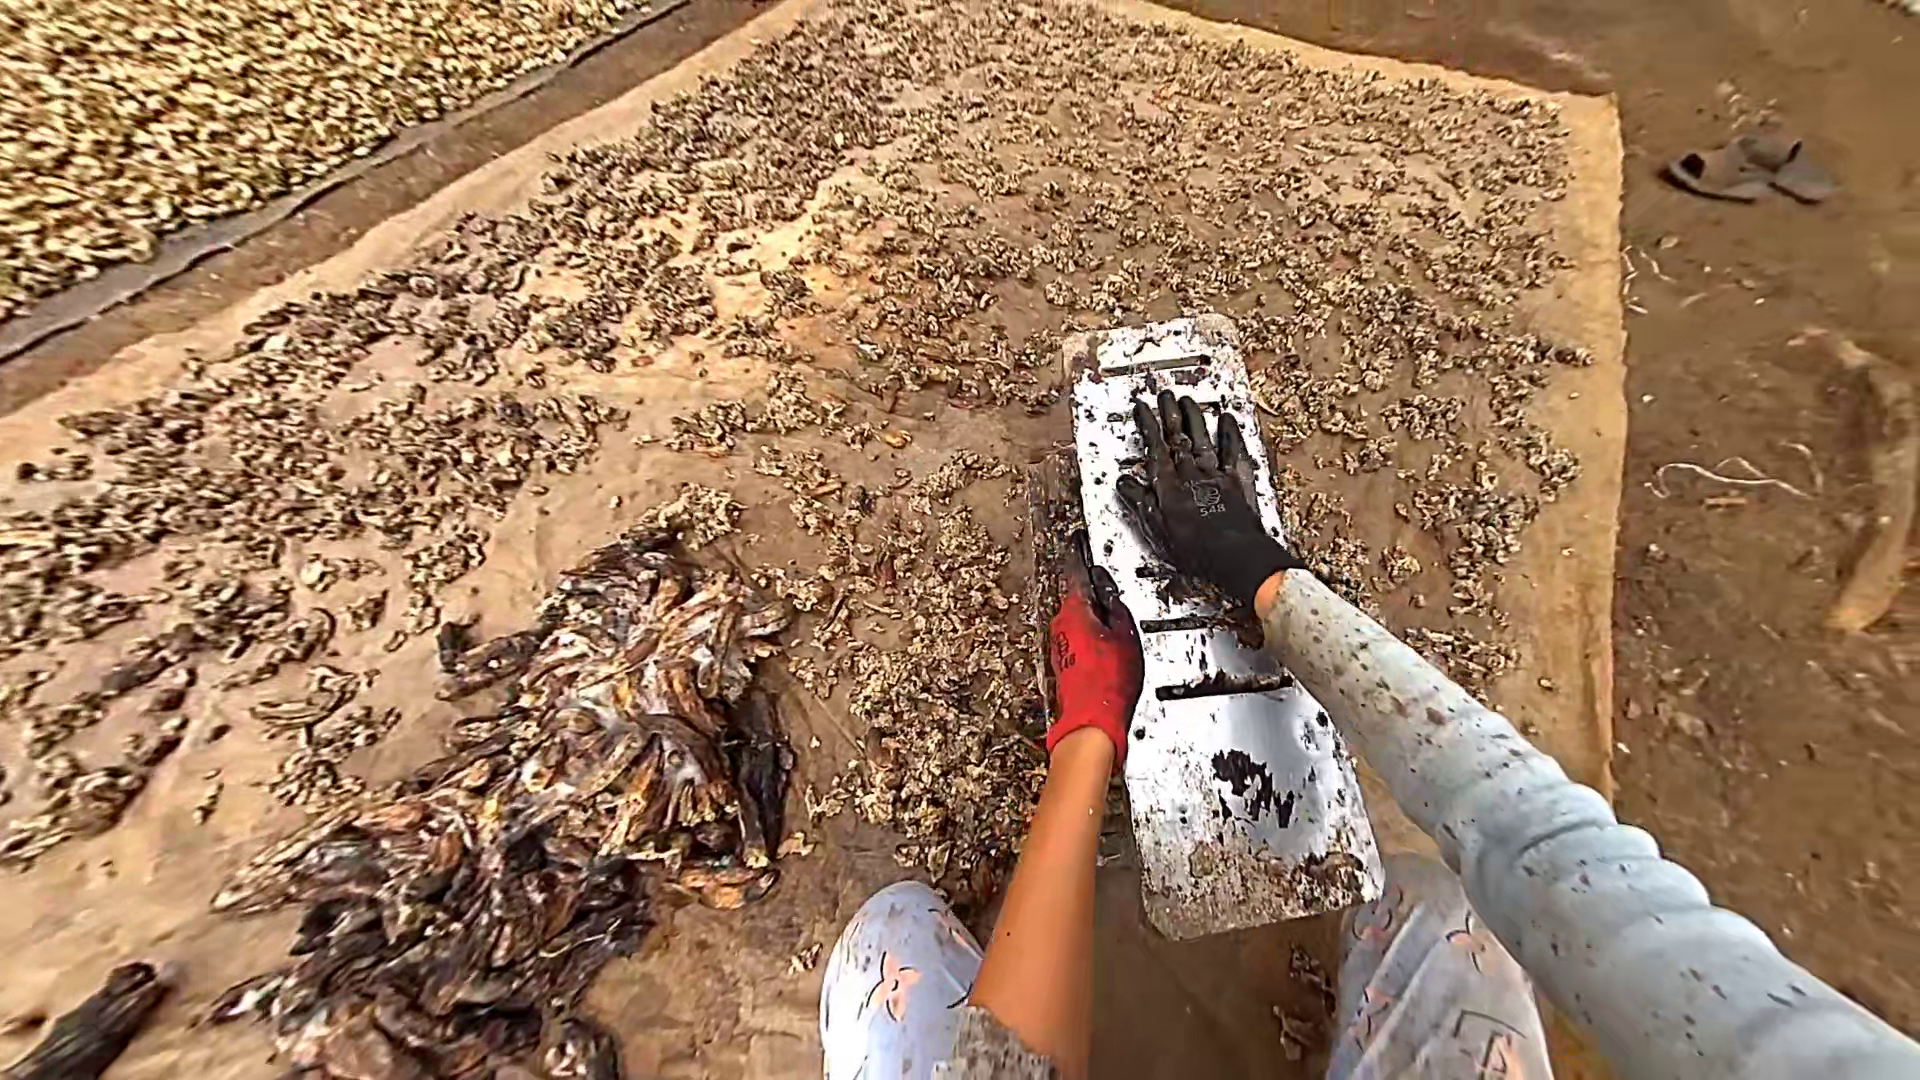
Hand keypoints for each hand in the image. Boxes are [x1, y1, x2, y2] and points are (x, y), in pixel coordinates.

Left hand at [1047, 531, 1142, 766]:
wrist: (1091, 719)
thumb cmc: (1108, 679)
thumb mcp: (1125, 636)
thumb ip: (1116, 608)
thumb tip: (1109, 593)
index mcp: (1075, 610)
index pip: (1075, 572)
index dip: (1079, 554)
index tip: (1078, 541)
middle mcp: (1061, 622)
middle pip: (1078, 597)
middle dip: (1095, 595)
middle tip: (1114, 595)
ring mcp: (1059, 640)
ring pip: (1078, 618)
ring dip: (1093, 618)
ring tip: (1115, 631)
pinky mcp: (1061, 656)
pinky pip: (1077, 635)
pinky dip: (1090, 635)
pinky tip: (1106, 649)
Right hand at [1115, 390, 1305, 605]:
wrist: (1236, 556)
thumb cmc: (1196, 549)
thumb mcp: (1157, 530)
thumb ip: (1141, 502)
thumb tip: (1125, 483)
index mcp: (1169, 485)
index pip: (1155, 447)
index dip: (1148, 425)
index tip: (1142, 408)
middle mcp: (1192, 474)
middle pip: (1178, 437)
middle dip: (1170, 414)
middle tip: (1164, 395)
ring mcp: (1216, 475)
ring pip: (1202, 439)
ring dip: (1194, 418)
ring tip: (1187, 401)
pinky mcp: (1237, 481)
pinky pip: (1233, 452)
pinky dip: (1230, 434)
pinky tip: (1227, 420)